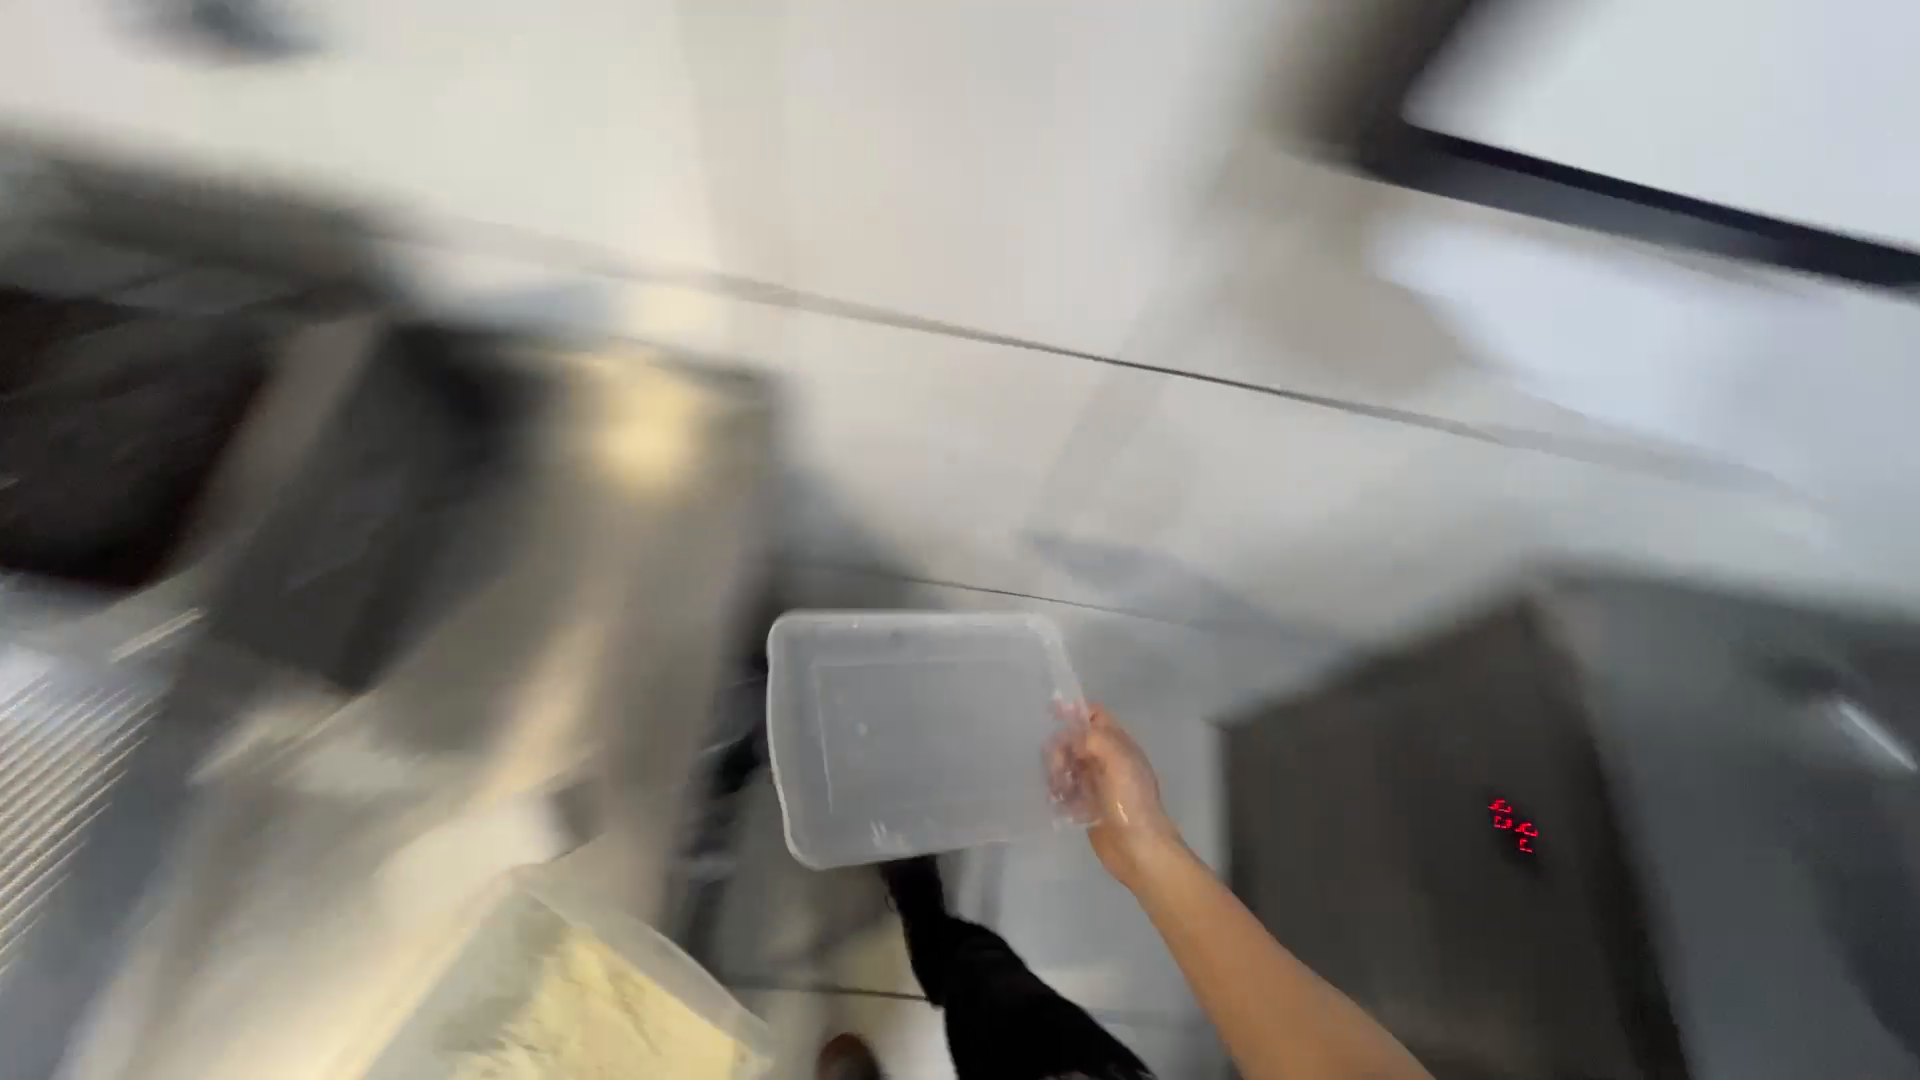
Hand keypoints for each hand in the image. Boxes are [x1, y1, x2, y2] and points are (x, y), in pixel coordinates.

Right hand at [1055, 704, 1186, 890]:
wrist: (1138, 849)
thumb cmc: (1131, 801)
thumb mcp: (1117, 760)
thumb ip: (1093, 739)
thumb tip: (1069, 737)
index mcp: (1118, 745)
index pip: (1095, 716)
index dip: (1074, 711)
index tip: (1050, 714)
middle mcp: (1106, 760)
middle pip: (1074, 740)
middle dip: (1060, 749)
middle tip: (1058, 768)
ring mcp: (1095, 783)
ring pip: (1066, 765)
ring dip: (1057, 773)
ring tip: (1060, 791)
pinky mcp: (1085, 805)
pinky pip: (1064, 790)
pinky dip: (1058, 793)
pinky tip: (1060, 803)